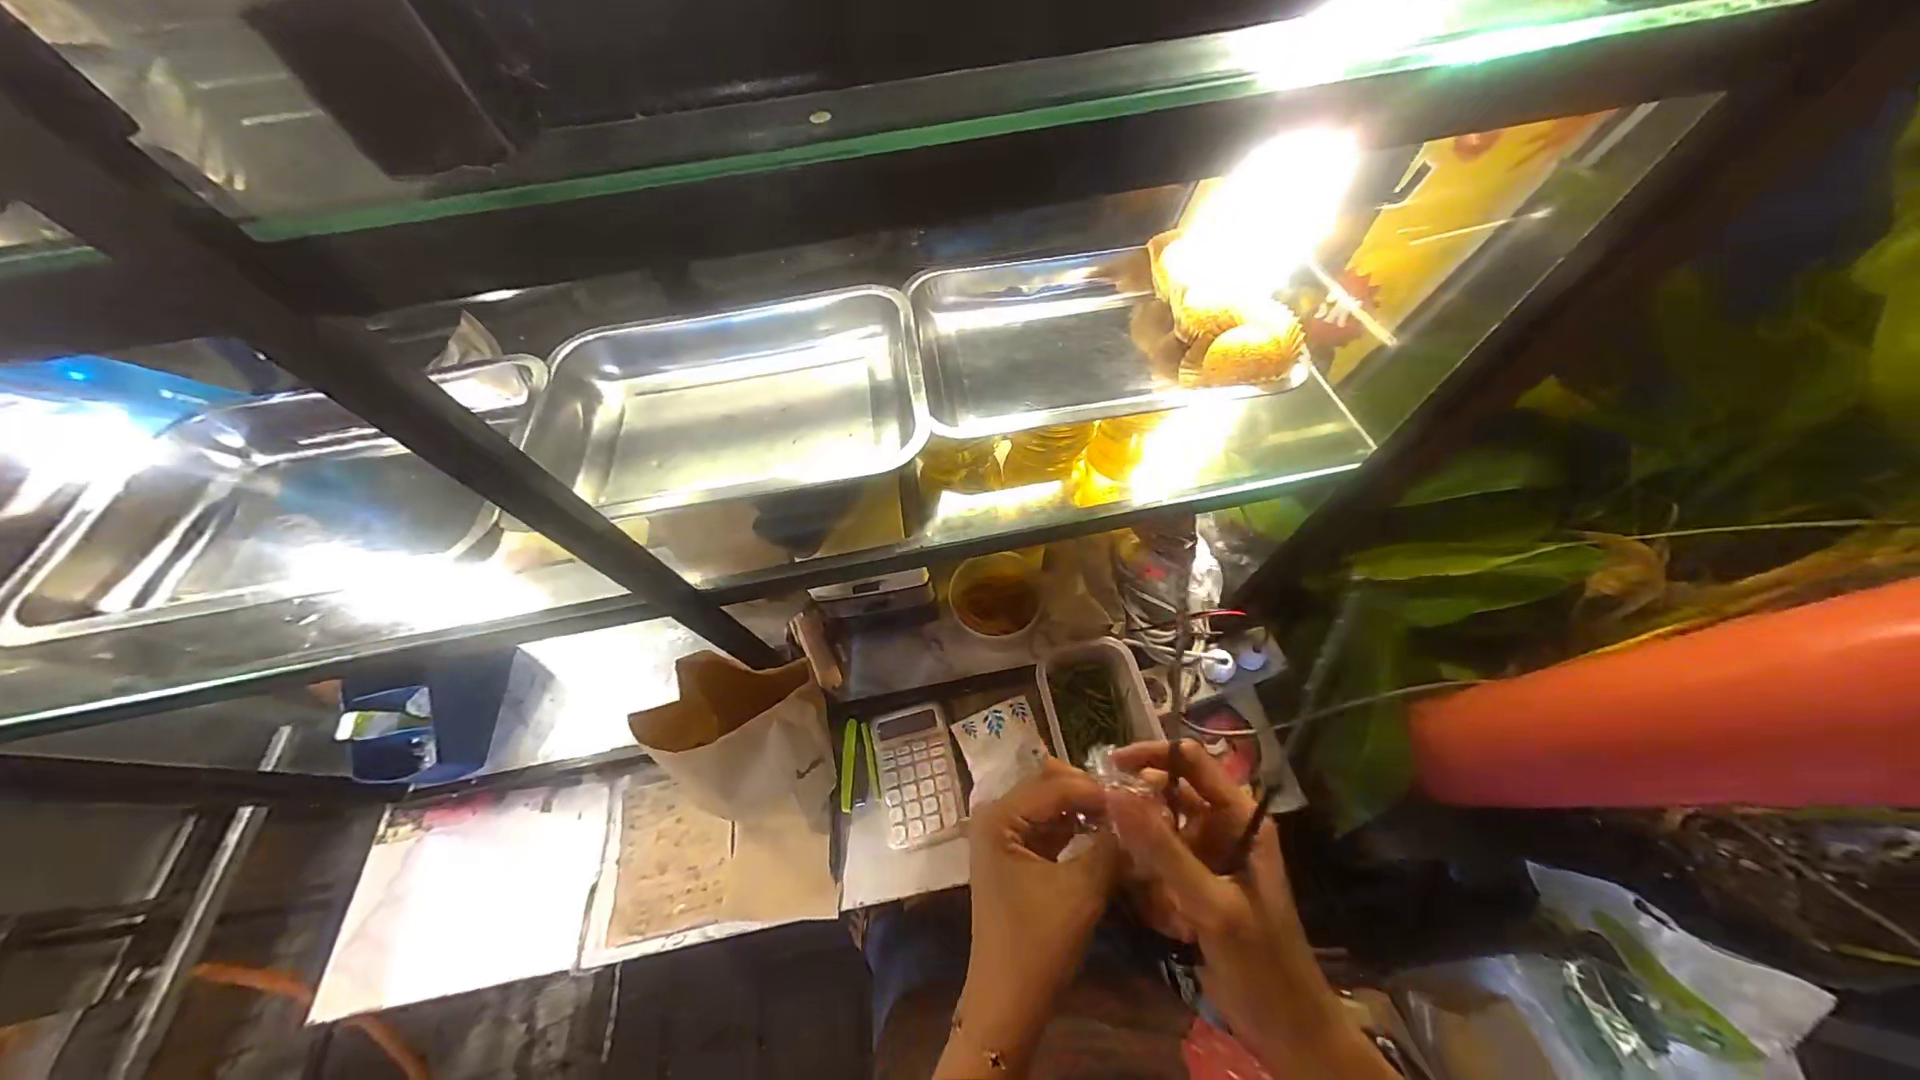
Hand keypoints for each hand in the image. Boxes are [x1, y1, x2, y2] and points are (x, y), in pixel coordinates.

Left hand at [936, 760, 1116, 1078]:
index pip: (1055, 785)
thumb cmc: (1038, 944)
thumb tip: (1143, 812)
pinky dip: (1077, 827)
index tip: (1142, 797)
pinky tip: (1107, 833)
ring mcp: (1003, 834)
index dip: (1098, 789)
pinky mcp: (1014, 853)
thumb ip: (1110, 844)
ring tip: (1127, 816)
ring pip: (1051, 805)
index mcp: (998, 816)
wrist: (1008, 1001)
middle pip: (1050, 786)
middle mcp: (994, 815)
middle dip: (1091, 793)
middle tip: (1135, 804)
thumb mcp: (1081, 890)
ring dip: (1086, 809)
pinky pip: (1049, 826)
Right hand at [1105, 741, 1395, 1079]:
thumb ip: (1162, 848)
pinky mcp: (1191, 884)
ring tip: (1159, 905)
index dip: (1151, 754)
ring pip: (1155, 833)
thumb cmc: (1262, 963)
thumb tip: (1114, 793)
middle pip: (1166, 795)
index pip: (1191, 761)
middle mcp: (1221, 827)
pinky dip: (1150, 889)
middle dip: (1140, 818)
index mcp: (1240, 817)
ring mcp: (1205, 856)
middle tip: (1118, 843)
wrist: (1288, 1033)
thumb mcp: (1210, 904)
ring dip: (1145, 863)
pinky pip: (1155, 866)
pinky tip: (1168, 925)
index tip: (1109, 767)